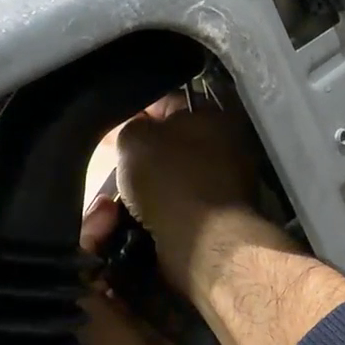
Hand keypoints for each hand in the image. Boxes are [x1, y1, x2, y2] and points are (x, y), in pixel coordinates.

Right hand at [115, 106, 260, 278]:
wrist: (203, 242)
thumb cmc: (170, 180)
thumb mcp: (137, 139)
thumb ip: (133, 125)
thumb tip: (139, 128)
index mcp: (216, 118)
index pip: (169, 102)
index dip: (138, 113)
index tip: (116, 130)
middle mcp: (228, 147)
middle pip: (170, 145)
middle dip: (140, 158)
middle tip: (118, 171)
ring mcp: (226, 185)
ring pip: (171, 180)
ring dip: (144, 190)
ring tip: (119, 203)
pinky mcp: (217, 219)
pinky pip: (177, 208)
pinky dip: (157, 214)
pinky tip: (136, 223)